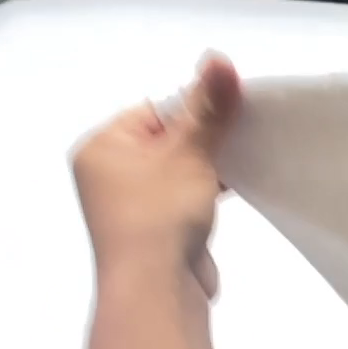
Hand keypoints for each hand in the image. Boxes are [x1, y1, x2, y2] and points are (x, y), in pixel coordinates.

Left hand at [72, 55, 242, 296]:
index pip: (153, 111)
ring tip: (245, 163)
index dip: (194, 110)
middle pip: (167, 142)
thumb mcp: (188, 154)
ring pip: (179, 173)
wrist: (157, 289)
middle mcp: (110, 175)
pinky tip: (236, 192)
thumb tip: (219, 59)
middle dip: (205, 141)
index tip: (232, 114)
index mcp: (102, 148)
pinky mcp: (159, 232)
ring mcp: (134, 207)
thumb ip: (207, 110)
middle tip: (244, 137)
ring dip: (210, 169)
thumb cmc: (160, 214)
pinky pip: (186, 201)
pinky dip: (208, 195)